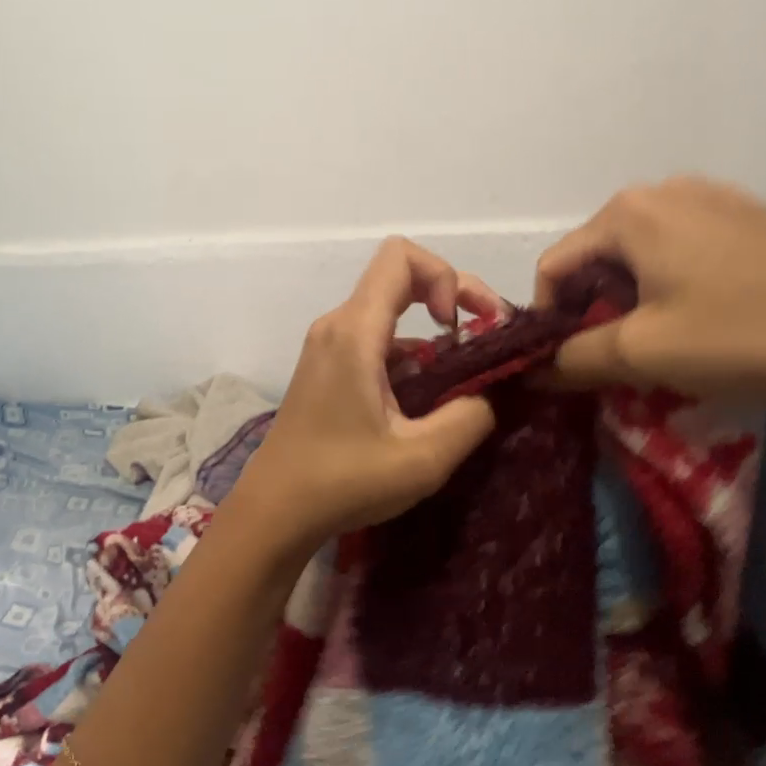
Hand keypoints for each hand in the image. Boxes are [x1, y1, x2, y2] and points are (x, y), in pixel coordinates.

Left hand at [225, 238, 501, 549]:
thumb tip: (490, 391)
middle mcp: (337, 326)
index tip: (463, 325)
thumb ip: (469, 415)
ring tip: (464, 388)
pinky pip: (376, 343)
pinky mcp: (327, 370)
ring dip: (433, 340)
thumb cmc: (343, 482)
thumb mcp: (422, 458)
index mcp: (354, 332)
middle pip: (399, 281)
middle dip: (451, 302)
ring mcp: (328, 347)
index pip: (400, 257)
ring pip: (391, 316)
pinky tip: (429, 405)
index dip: (446, 274)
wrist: (276, 509)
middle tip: (488, 345)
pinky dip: (411, 361)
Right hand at [536, 176, 765, 395]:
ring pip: (640, 257)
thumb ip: (573, 359)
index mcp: (626, 213)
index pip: (553, 267)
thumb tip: (532, 370)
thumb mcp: (644, 354)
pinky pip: (684, 251)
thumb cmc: (748, 335)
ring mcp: (713, 198)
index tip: (569, 365)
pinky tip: (708, 322)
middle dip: (595, 311)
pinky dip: (674, 288)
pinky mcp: (750, 217)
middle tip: (619, 361)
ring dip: (634, 303)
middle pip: (597, 259)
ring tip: (666, 347)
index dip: (548, 321)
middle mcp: (662, 191)